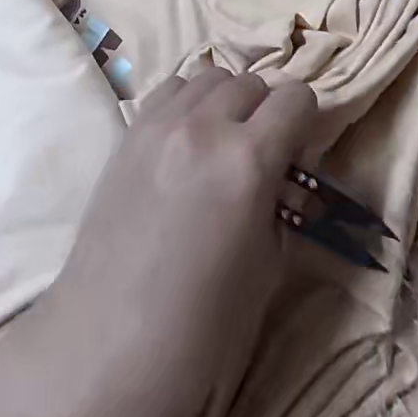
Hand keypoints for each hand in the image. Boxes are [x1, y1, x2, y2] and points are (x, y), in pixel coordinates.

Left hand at [0, 66, 318, 416]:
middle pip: (251, 81)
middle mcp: (202, 126)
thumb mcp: (269, 265)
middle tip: (264, 151)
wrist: (110, 339)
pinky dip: (187, 102)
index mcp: (247, 159)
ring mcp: (157, 124)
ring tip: (222, 141)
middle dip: (268, 109)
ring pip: (207, 77)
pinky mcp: (127, 132)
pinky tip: (185, 140)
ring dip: (226, 99)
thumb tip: (291, 177)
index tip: (301, 149)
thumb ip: (284, 203)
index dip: (307, 120)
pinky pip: (168, 90)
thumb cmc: (203, 323)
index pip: (295, 97)